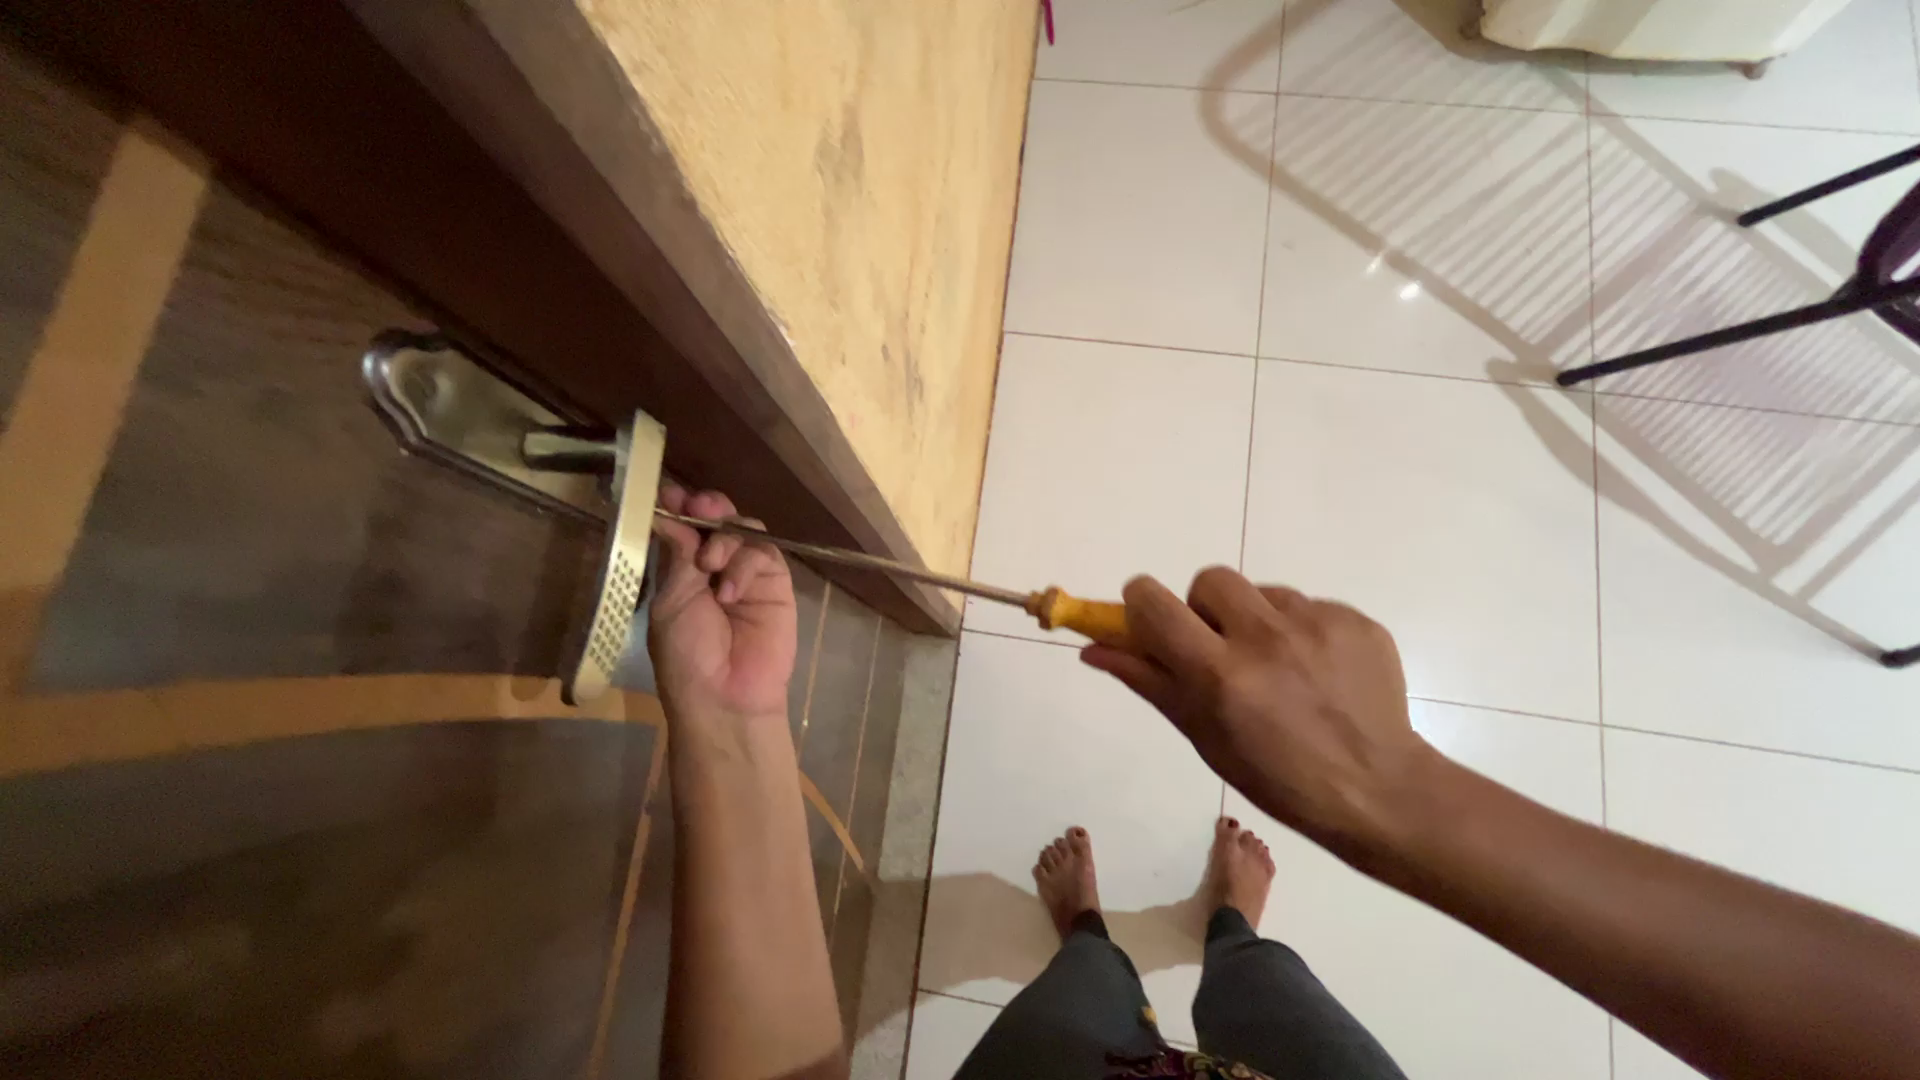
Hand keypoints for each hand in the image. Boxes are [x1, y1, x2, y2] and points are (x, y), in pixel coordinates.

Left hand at [648, 485, 796, 723]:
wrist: (726, 696)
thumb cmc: (687, 656)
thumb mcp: (672, 603)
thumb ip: (678, 555)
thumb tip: (669, 512)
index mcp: (682, 570)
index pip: (684, 526)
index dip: (679, 507)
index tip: (669, 495)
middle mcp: (715, 565)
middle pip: (718, 518)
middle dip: (708, 509)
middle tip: (699, 510)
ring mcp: (747, 572)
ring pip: (743, 529)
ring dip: (725, 538)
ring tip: (710, 564)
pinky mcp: (776, 582)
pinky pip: (764, 552)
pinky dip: (745, 564)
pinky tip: (731, 592)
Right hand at [1082, 566, 1432, 851]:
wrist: (1378, 790)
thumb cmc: (1275, 776)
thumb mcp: (1202, 735)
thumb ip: (1148, 681)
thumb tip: (1092, 649)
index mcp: (1219, 672)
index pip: (1152, 600)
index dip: (1141, 603)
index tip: (1151, 622)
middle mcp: (1264, 636)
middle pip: (1209, 580)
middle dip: (1205, 608)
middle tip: (1221, 650)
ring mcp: (1316, 623)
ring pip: (1262, 592)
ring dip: (1257, 620)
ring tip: (1280, 669)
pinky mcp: (1355, 621)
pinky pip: (1307, 606)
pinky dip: (1301, 631)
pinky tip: (1317, 672)